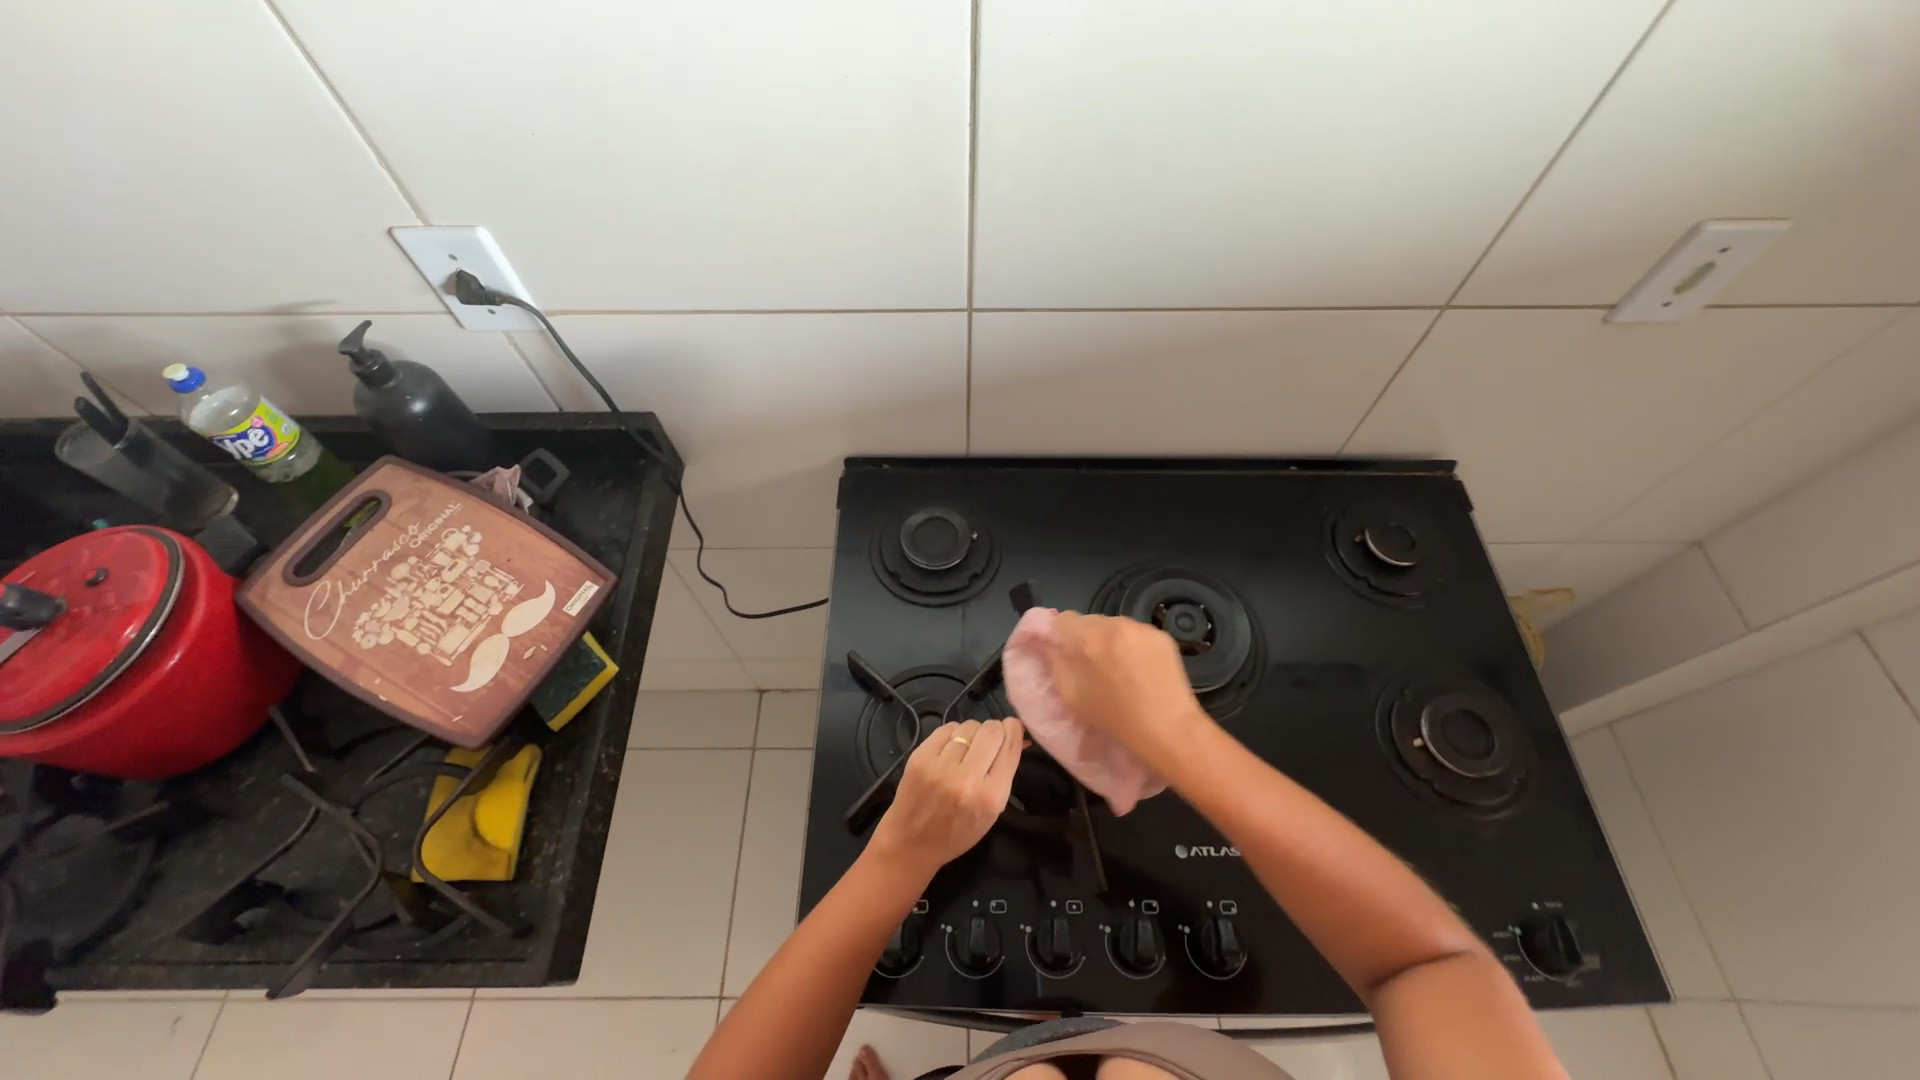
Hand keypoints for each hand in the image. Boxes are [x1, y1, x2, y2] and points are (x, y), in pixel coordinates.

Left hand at [866, 717, 1023, 880]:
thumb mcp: (992, 811)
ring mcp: (940, 766)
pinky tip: (951, 748)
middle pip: (991, 730)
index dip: (1014, 730)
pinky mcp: (920, 757)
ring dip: (973, 732)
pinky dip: (953, 733)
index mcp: (990, 796)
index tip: (1013, 728)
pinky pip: (946, 728)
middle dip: (995, 730)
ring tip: (968, 748)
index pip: (1009, 746)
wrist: (911, 842)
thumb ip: (1006, 773)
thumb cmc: (958, 833)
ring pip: (968, 726)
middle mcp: (967, 779)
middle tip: (990, 741)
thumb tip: (1019, 738)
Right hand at [1050, 611, 1213, 765]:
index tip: (1065, 656)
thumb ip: (1053, 661)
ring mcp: (1140, 627)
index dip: (1060, 636)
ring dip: (1111, 641)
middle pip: (1089, 621)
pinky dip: (1134, 647)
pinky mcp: (1161, 635)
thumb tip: (1042, 641)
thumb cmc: (1112, 716)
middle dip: (1087, 639)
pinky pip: (1137, 634)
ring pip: (1115, 626)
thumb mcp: (1070, 694)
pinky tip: (1141, 669)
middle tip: (1092, 667)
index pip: (1061, 619)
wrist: (1166, 727)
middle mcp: (1112, 623)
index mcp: (1085, 636)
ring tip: (1120, 670)